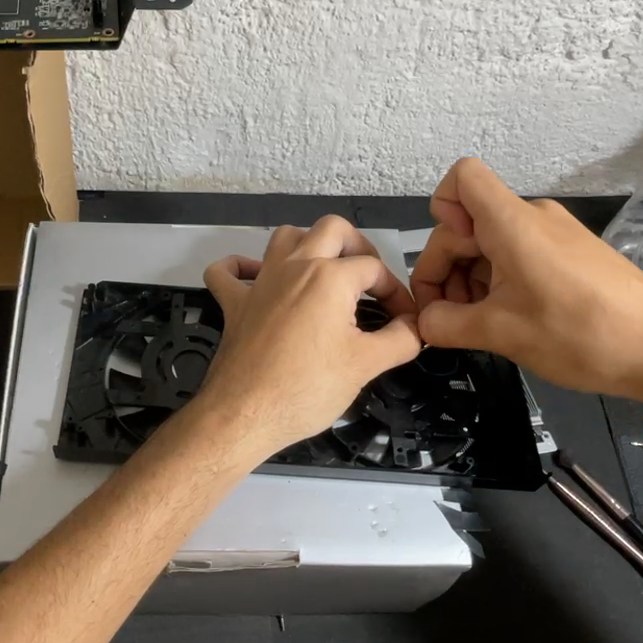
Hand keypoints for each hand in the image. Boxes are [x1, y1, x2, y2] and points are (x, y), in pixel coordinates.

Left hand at [198, 217, 423, 459]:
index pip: (375, 269)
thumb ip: (400, 339)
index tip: (404, 319)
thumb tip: (415, 327)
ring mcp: (259, 282)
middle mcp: (294, 266)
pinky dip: (239, 268)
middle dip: (357, 246)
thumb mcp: (366, 364)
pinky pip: (227, 272)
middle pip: (331, 229)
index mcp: (329, 277)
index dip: (396, 292)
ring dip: (306, 244)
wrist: (245, 413)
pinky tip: (254, 277)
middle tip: (368, 280)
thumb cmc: (307, 388)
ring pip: (283, 238)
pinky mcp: (233, 303)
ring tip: (324, 272)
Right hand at [410, 158, 642, 399]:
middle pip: (467, 221)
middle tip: (447, 318)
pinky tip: (508, 321)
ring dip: (471, 280)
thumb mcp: (500, 334)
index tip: (450, 261)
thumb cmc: (580, 334)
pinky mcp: (573, 255)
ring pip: (490, 242)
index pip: (461, 178)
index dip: (440, 210)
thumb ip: (445, 324)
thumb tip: (423, 323)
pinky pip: (518, 254)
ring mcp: (556, 235)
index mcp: (511, 223)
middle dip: (446, 267)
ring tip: (477, 326)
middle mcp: (532, 218)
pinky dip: (499, 282)